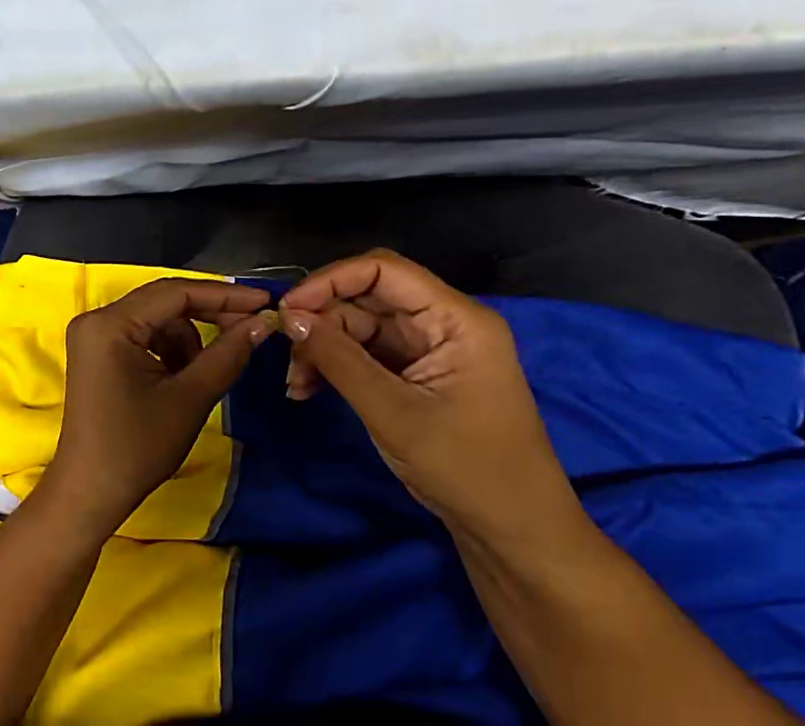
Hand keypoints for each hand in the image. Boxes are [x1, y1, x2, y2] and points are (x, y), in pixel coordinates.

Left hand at [46, 279, 276, 535]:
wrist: (91, 489)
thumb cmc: (138, 447)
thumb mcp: (190, 399)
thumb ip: (227, 354)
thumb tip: (263, 322)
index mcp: (109, 324)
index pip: (174, 292)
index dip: (223, 294)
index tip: (264, 300)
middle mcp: (96, 319)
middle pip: (163, 302)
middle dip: (209, 314)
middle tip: (253, 328)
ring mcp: (93, 335)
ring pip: (156, 320)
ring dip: (188, 339)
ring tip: (203, 376)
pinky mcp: (97, 351)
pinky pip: (142, 336)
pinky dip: (169, 350)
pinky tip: (183, 379)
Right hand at [279, 250, 577, 539]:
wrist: (516, 536)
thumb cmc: (467, 471)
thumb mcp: (393, 413)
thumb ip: (338, 358)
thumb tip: (289, 316)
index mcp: (456, 320)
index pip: (382, 270)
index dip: (329, 280)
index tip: (288, 310)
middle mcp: (442, 323)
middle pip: (364, 297)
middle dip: (320, 322)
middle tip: (288, 358)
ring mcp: (428, 349)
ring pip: (357, 326)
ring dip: (321, 349)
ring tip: (297, 385)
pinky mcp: (416, 373)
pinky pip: (363, 353)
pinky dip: (333, 366)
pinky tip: (309, 390)